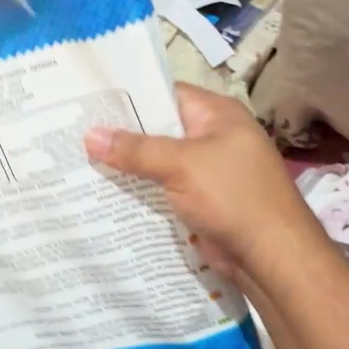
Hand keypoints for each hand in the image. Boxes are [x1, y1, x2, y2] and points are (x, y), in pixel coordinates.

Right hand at [84, 84, 328, 279]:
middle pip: (160, 130)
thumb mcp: (181, 165)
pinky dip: (143, 193)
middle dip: (122, 136)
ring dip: (130, 168)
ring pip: (160, 164)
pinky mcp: (203, 202)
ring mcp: (209, 172)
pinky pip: (166, 191)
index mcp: (217, 114)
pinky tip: (108, 196)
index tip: (89, 102)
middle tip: (75, 135)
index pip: (166, 93)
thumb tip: (89, 134)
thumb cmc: (232, 196)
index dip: (129, 97)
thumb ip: (135, 149)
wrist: (272, 255)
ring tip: (80, 164)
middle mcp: (214, 137)